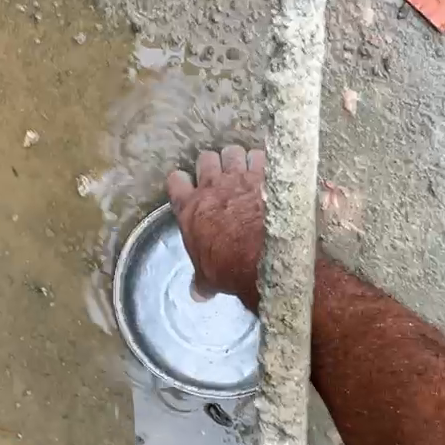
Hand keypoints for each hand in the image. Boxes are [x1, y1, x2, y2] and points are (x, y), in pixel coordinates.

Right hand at [166, 146, 266, 309]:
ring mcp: (239, 177)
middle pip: (205, 158)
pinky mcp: (265, 175)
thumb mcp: (208, 277)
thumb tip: (197, 293)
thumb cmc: (230, 268)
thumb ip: (201, 280)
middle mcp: (212, 187)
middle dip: (214, 164)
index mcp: (190, 208)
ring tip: (247, 170)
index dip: (183, 182)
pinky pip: (261, 155)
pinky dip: (263, 161)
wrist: (264, 259)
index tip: (190, 187)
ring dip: (239, 159)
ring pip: (233, 151)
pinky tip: (269, 170)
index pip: (176, 180)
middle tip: (222, 177)